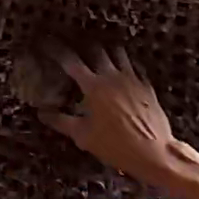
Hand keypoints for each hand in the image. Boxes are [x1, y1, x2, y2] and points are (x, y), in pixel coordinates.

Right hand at [40, 44, 186, 182]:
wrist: (155, 154)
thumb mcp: (84, 136)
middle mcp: (111, 76)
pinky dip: (125, 63)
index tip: (47, 44)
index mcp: (93, 86)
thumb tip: (42, 114)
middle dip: (83, 45)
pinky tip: (122, 69)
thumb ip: (61, 122)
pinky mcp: (146, 86)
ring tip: (99, 52)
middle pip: (95, 49)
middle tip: (75, 45)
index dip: (56, 50)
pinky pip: (134, 66)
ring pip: (117, 52)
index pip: (70, 60)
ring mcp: (131, 78)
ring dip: (106, 50)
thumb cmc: (116, 145)